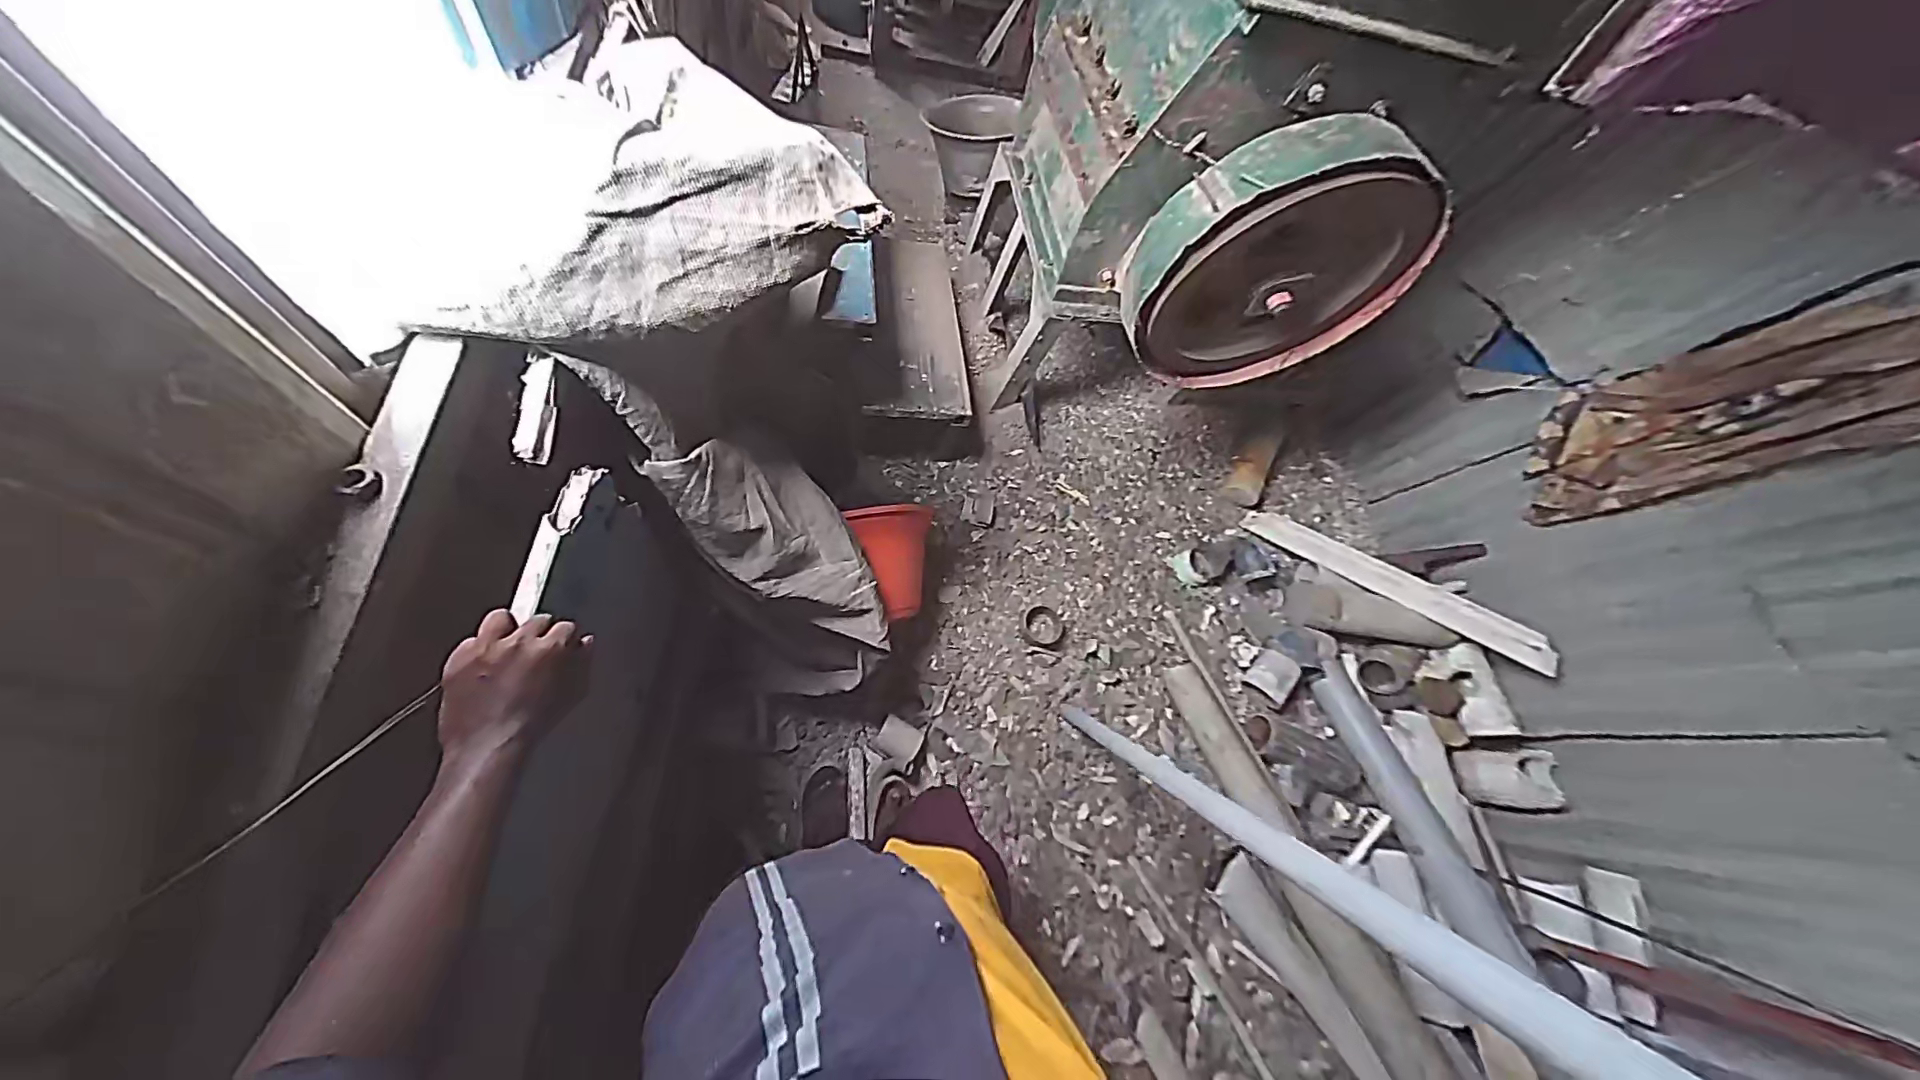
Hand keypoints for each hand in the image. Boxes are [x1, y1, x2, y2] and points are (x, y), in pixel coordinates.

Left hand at [436, 609, 592, 765]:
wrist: (489, 746)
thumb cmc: (532, 725)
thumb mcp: (573, 694)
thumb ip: (582, 663)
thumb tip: (585, 645)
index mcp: (551, 648)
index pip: (566, 626)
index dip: (566, 638)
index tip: (564, 646)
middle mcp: (520, 641)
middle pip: (536, 620)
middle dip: (540, 632)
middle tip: (538, 650)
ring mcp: (487, 648)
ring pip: (500, 618)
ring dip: (508, 628)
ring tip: (509, 645)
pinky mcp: (460, 658)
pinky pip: (470, 641)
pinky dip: (479, 649)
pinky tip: (485, 665)